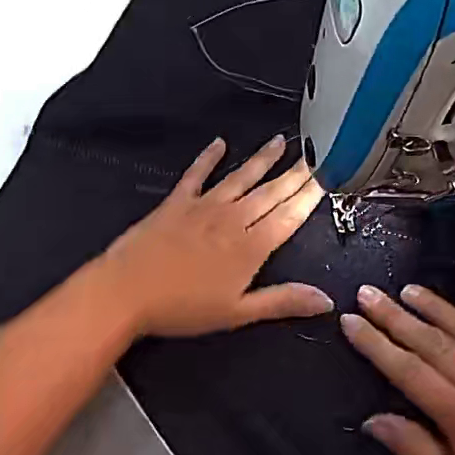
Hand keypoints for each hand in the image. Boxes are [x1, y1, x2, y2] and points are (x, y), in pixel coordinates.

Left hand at [95, 135, 330, 337]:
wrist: (125, 291)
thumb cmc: (182, 308)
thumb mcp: (237, 313)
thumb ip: (283, 301)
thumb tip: (326, 300)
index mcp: (251, 247)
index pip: (290, 216)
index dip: (311, 196)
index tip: (329, 178)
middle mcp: (233, 219)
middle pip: (271, 193)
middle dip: (296, 173)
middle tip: (316, 153)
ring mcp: (204, 206)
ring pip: (242, 177)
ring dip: (263, 159)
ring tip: (281, 142)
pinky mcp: (177, 202)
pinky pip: (197, 174)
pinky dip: (209, 157)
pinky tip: (219, 144)